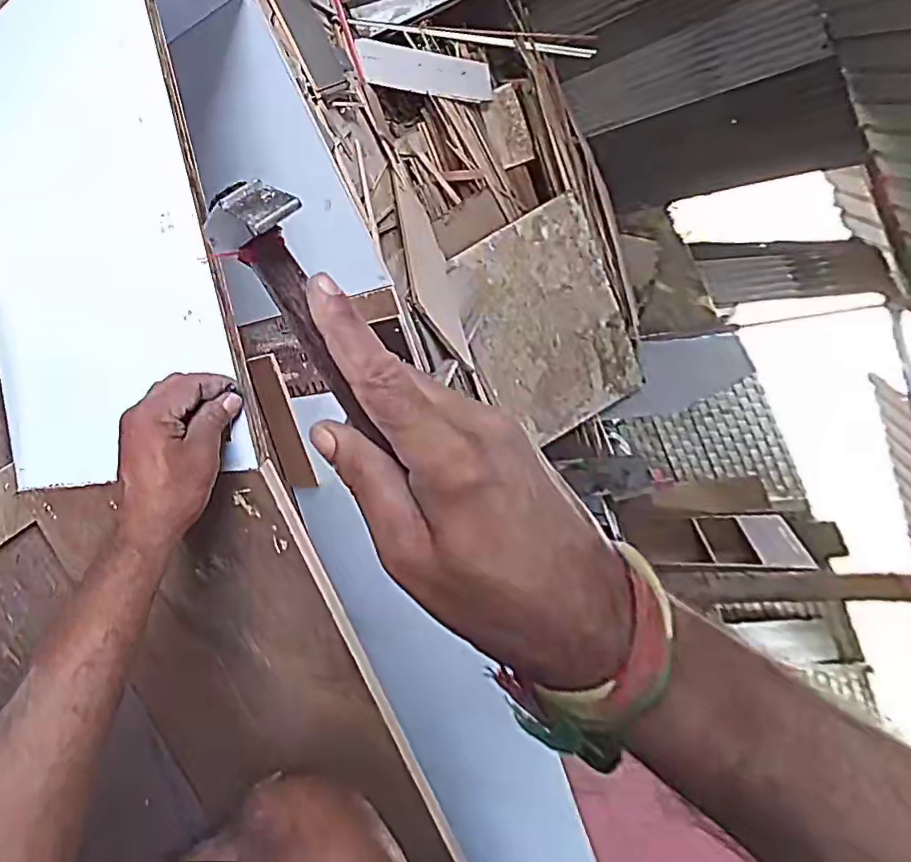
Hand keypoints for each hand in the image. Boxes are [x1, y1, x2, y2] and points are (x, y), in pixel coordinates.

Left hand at [115, 373, 243, 555]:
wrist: (148, 526)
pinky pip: (159, 413)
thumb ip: (214, 418)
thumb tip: (226, 400)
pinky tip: (196, 426)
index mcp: (151, 414)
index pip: (187, 383)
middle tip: (228, 399)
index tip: (233, 391)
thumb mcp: (202, 453)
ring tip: (216, 413)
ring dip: (191, 400)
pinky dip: (179, 413)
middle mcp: (137, 416)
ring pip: (166, 398)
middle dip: (203, 388)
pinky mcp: (135, 439)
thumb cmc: (169, 499)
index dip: (215, 384)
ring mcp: (133, 427)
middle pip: (174, 386)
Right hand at [304, 274, 632, 690]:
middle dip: (352, 345)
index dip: (344, 331)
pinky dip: (405, 403)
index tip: (322, 291)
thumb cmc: (500, 599)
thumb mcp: (409, 555)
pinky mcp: (505, 436)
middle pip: (395, 374)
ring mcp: (497, 428)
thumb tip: (331, 433)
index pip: (380, 380)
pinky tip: (393, 425)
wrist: (593, 618)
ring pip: (417, 388)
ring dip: (377, 383)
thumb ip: (367, 483)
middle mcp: (478, 430)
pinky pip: (440, 404)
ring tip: (347, 395)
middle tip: (317, 315)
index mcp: (449, 461)